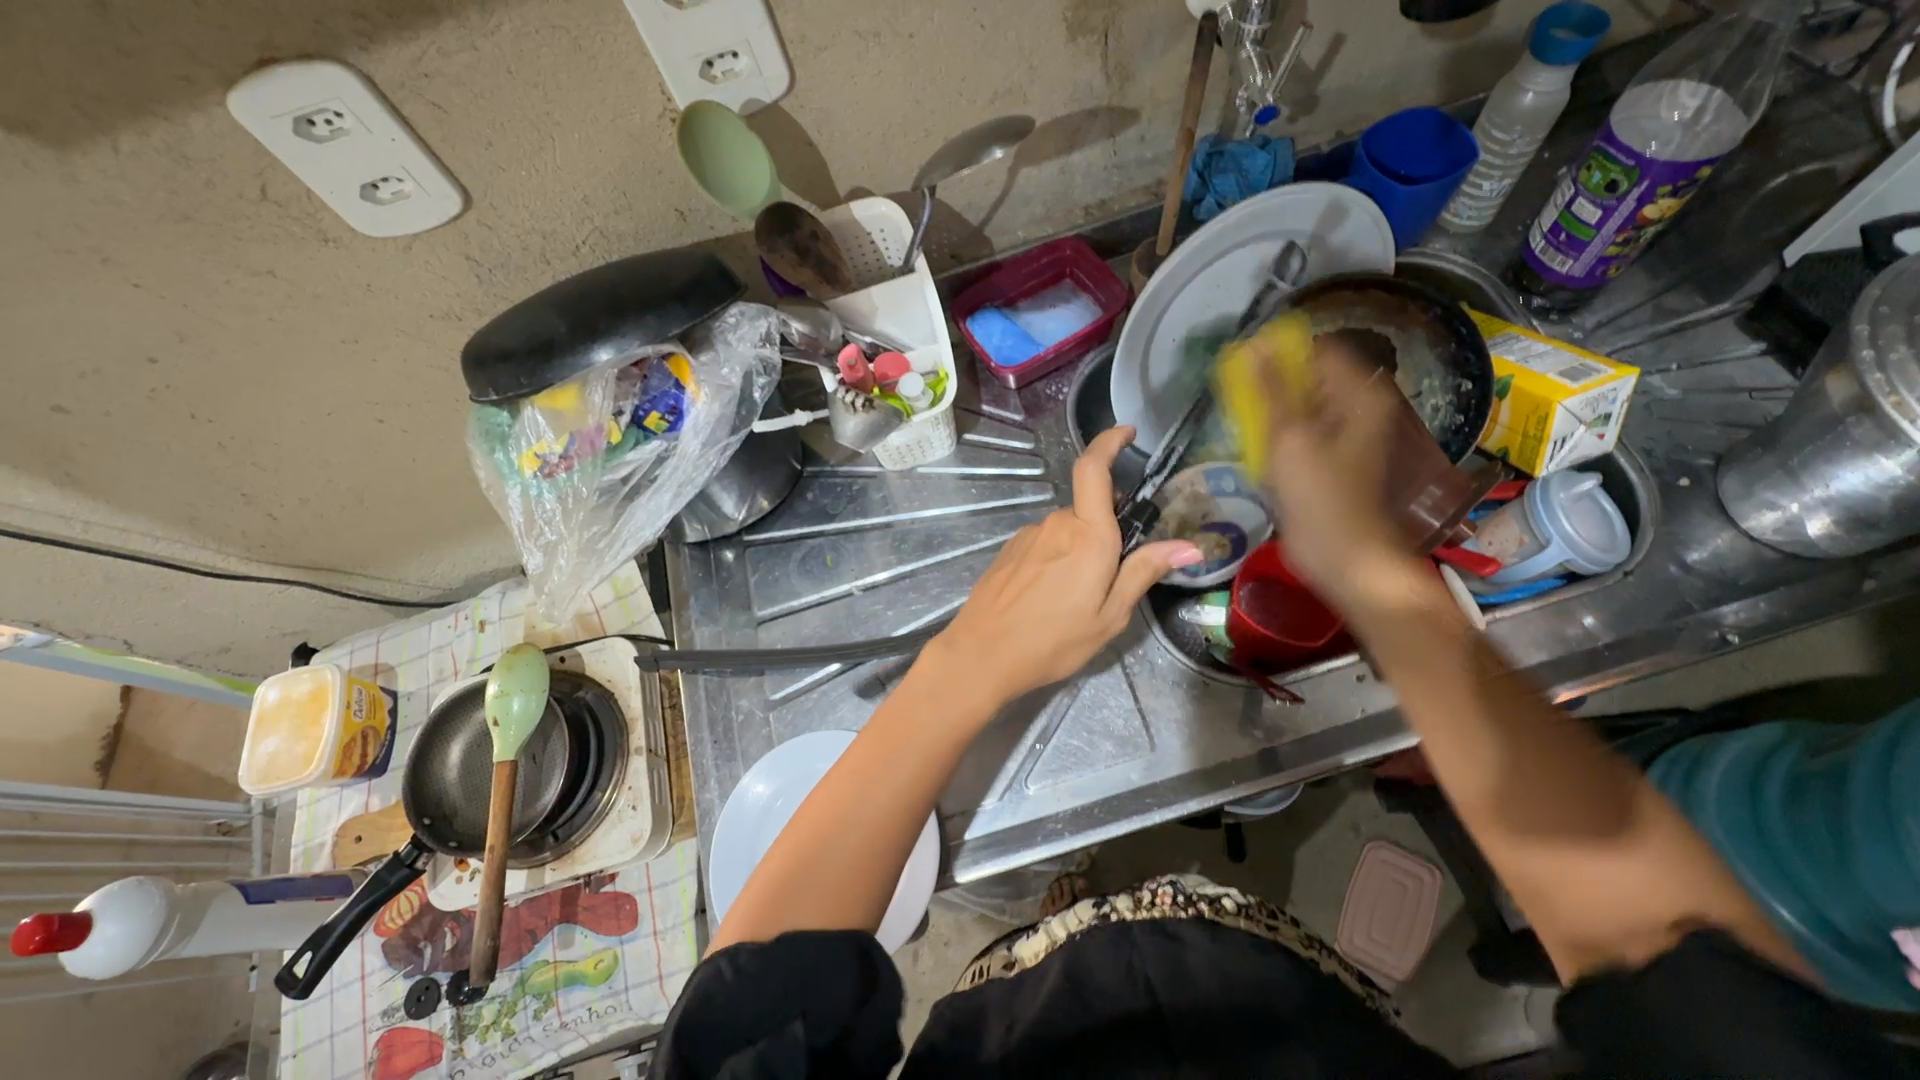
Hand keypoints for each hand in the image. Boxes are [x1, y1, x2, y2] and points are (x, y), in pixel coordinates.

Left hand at [929, 427, 1201, 706]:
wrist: (981, 655)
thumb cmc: (1053, 641)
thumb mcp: (1110, 615)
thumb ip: (1144, 572)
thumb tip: (1189, 546)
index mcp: (1088, 535)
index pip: (1095, 468)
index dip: (1109, 441)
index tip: (1127, 432)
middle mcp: (1056, 524)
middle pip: (1089, 510)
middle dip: (1106, 532)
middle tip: (1111, 578)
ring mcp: (1028, 536)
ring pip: (1066, 531)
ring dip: (1079, 552)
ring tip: (1076, 600)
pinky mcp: (1009, 551)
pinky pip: (1044, 545)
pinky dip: (1056, 562)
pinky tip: (1049, 600)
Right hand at [1259, 338, 1424, 612]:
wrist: (1342, 558)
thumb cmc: (1320, 497)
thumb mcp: (1290, 437)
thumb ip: (1269, 388)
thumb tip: (1252, 345)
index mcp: (1359, 395)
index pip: (1316, 349)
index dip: (1279, 351)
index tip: (1243, 364)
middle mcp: (1354, 408)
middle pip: (1306, 377)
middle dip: (1269, 384)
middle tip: (1240, 401)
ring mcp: (1340, 435)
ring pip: (1296, 407)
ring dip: (1268, 414)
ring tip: (1247, 428)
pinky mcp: (1324, 460)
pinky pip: (1294, 434)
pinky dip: (1274, 438)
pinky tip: (1257, 453)